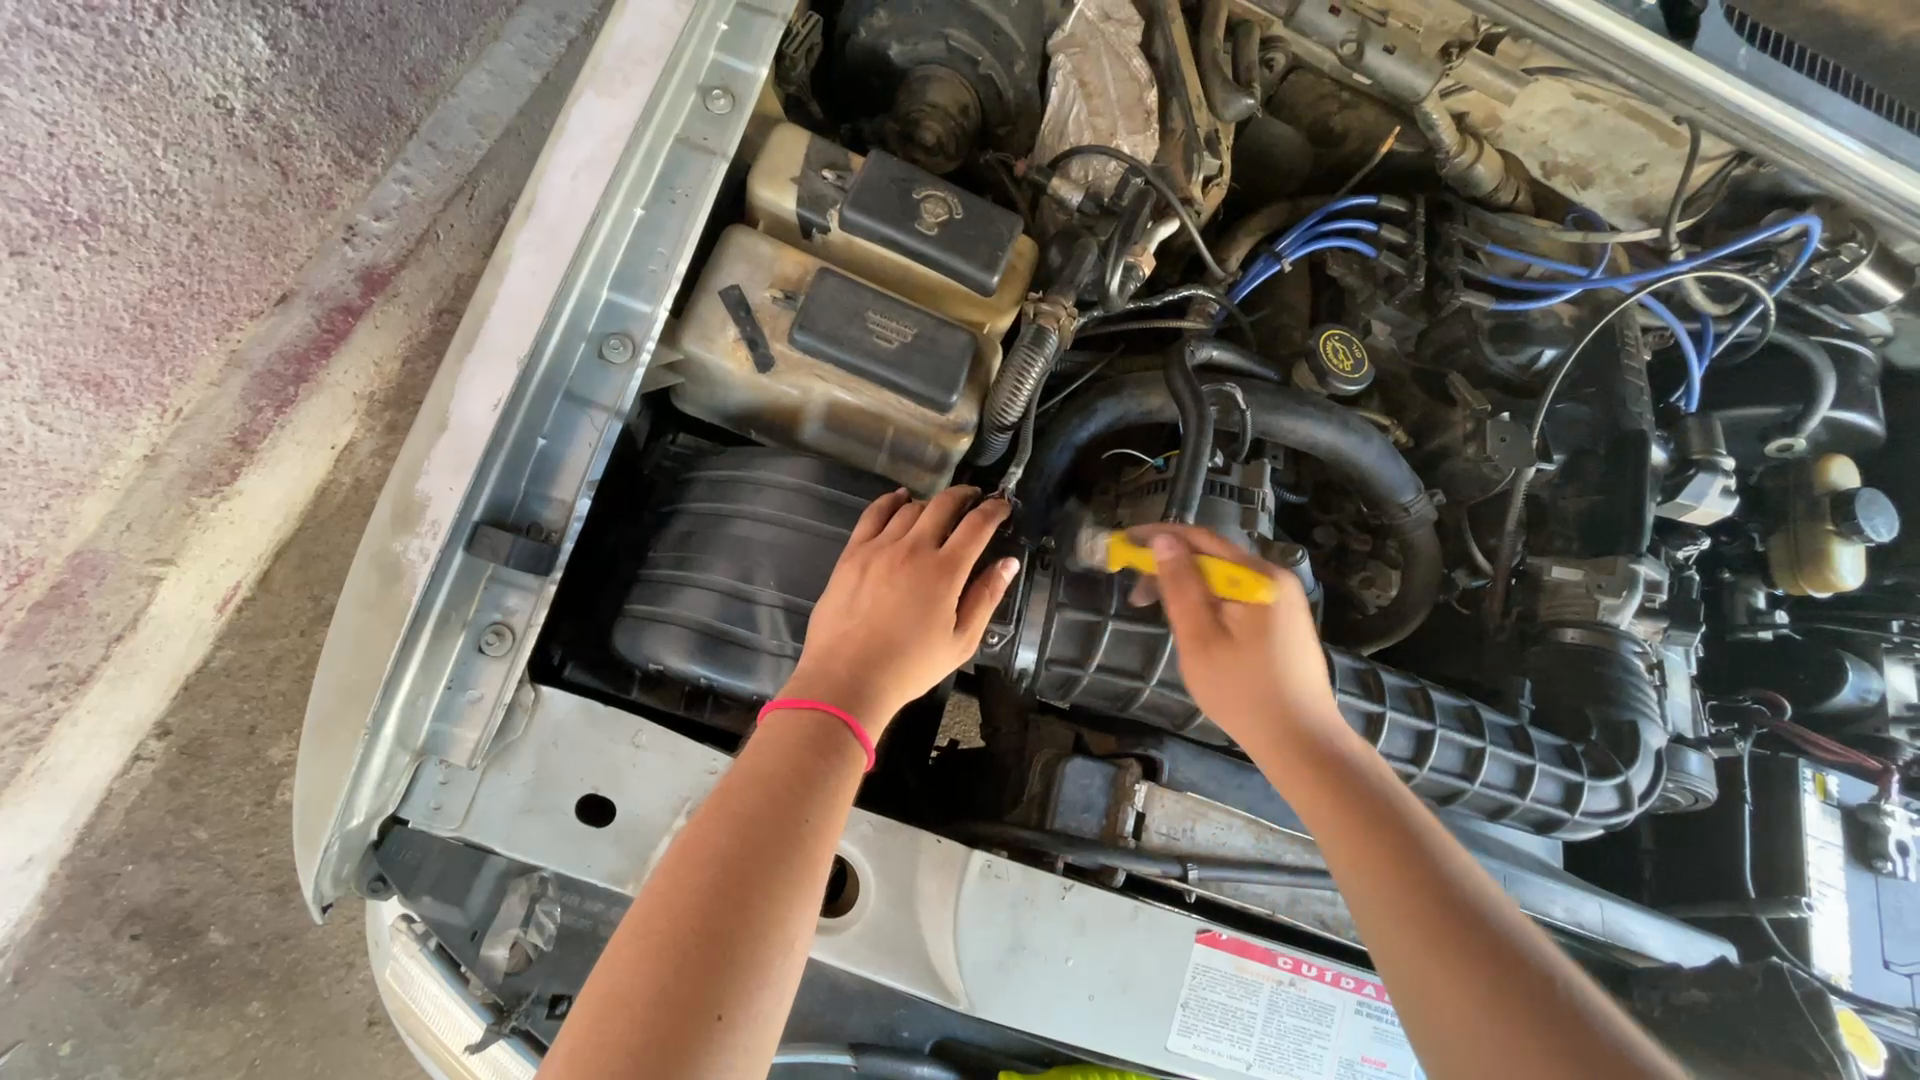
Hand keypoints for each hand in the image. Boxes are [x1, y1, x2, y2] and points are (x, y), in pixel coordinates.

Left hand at [781, 486, 1019, 735]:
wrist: (847, 678)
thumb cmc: (909, 667)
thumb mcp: (961, 642)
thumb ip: (986, 597)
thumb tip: (1008, 563)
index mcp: (945, 571)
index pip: (977, 525)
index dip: (994, 510)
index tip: (1002, 506)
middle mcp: (913, 549)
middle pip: (944, 505)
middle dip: (965, 496)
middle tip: (975, 499)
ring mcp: (879, 547)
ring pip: (910, 508)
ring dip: (931, 503)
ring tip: (939, 510)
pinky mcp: (852, 553)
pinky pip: (873, 514)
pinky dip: (891, 501)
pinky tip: (899, 499)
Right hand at [1130, 525, 1343, 747]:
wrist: (1301, 741)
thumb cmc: (1243, 693)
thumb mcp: (1200, 638)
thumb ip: (1180, 586)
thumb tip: (1163, 539)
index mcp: (1258, 577)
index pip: (1201, 539)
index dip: (1159, 537)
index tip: (1123, 545)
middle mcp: (1275, 578)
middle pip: (1214, 557)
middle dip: (1171, 566)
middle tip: (1136, 595)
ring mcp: (1283, 600)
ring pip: (1225, 578)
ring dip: (1188, 585)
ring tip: (1160, 611)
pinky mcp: (1284, 621)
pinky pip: (1238, 596)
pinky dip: (1209, 601)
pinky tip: (1195, 624)